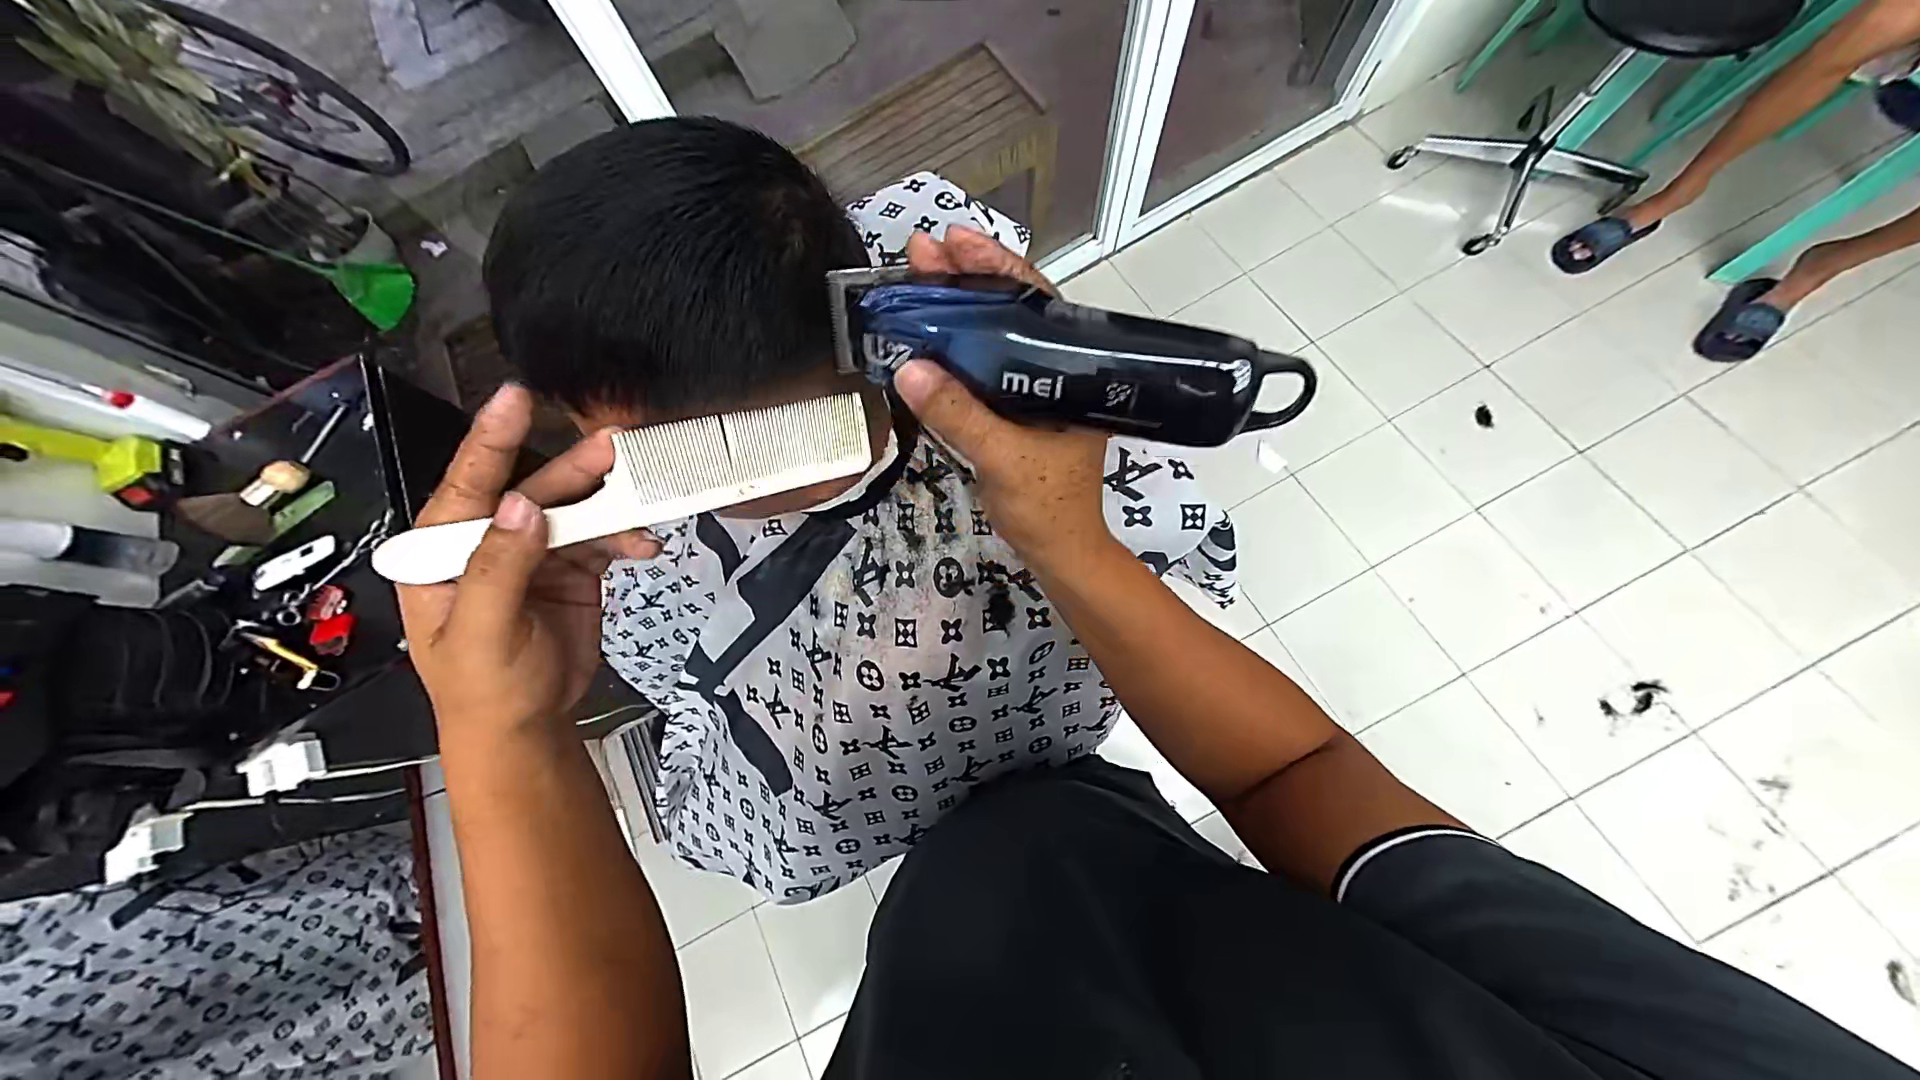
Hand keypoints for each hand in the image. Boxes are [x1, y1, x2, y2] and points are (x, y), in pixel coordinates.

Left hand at [396, 384, 660, 735]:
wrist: (528, 723)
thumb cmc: (485, 689)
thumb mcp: (483, 632)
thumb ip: (499, 567)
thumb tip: (523, 507)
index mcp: (446, 553)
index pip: (467, 485)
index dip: (492, 439)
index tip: (516, 400)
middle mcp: (491, 545)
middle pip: (534, 492)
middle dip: (573, 470)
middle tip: (611, 448)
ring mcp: (537, 557)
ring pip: (577, 513)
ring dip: (611, 506)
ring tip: (641, 498)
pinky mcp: (573, 571)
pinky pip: (604, 540)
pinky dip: (627, 539)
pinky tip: (643, 543)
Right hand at [894, 225, 1109, 570]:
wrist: (1058, 550)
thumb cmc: (1046, 508)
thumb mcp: (1003, 460)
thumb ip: (960, 416)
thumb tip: (908, 369)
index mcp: (1073, 373)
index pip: (1038, 302)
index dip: (996, 267)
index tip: (955, 241)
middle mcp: (1056, 371)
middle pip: (1013, 311)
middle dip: (967, 280)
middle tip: (920, 253)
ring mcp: (1035, 390)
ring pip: (996, 337)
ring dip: (958, 310)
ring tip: (916, 280)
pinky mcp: (1014, 410)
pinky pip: (983, 369)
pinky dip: (955, 349)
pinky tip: (928, 335)